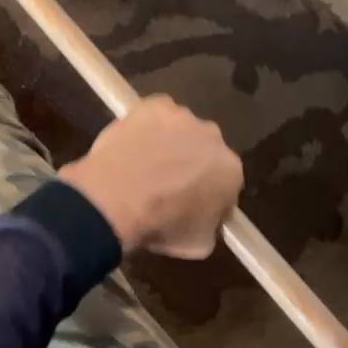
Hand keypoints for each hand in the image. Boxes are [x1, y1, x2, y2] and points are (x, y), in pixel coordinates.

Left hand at [58, 96, 242, 258]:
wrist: (117, 196)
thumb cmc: (161, 225)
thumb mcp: (201, 242)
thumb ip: (213, 222)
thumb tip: (208, 213)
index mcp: (231, 170)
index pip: (225, 178)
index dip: (208, 189)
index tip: (191, 198)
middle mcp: (213, 137)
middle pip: (204, 148)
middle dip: (191, 159)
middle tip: (167, 176)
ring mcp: (181, 117)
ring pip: (180, 128)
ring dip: (169, 140)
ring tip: (145, 157)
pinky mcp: (153, 104)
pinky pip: (156, 112)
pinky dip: (149, 122)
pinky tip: (135, 138)